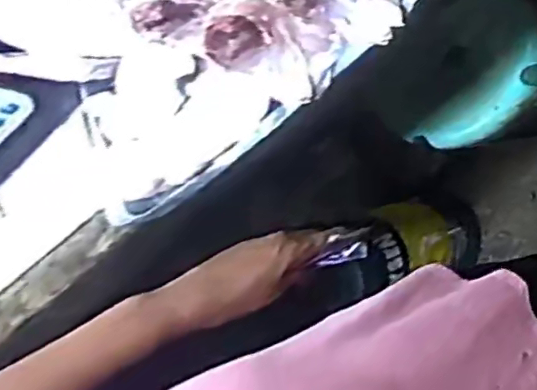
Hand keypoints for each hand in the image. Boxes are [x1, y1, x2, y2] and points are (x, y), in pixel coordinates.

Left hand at [147, 231, 328, 333]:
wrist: (186, 299)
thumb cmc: (233, 300)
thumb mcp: (272, 294)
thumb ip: (297, 277)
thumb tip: (313, 268)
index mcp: (291, 245)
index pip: (325, 237)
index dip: (339, 242)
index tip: (350, 247)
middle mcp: (279, 235)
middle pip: (309, 235)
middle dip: (319, 244)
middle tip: (327, 257)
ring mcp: (260, 238)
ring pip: (291, 239)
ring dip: (299, 247)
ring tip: (302, 262)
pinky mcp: (244, 245)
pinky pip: (274, 243)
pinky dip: (281, 250)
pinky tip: (276, 263)